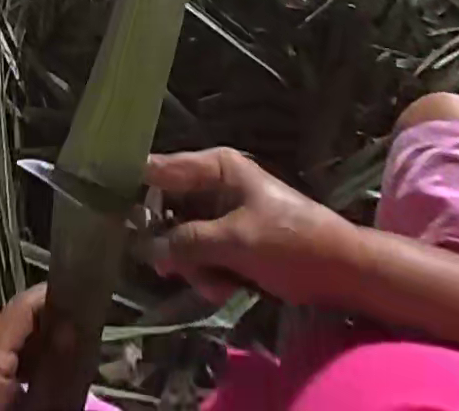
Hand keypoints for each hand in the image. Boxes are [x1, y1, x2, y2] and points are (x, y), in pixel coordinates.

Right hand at [145, 148, 362, 306]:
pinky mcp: (232, 237)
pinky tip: (225, 289)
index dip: (134, 188)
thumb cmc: (293, 243)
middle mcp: (213, 183)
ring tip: (216, 287)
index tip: (108, 210)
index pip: (159, 169)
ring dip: (195, 265)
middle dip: (175, 245)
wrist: (350, 274)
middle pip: (168, 209)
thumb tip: (147, 252)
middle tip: (174, 272)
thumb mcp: (237, 242)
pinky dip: (209, 273)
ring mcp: (222, 211)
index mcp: (215, 167)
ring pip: (184, 236)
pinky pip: (203, 252)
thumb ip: (188, 243)